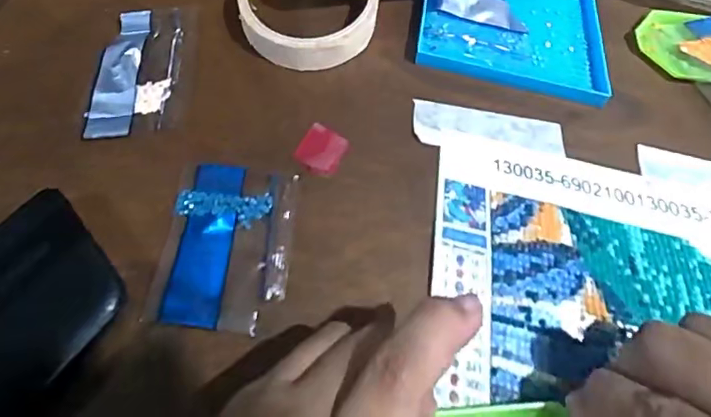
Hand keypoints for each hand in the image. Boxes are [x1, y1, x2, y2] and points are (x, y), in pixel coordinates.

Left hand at [222, 295, 481, 416]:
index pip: (393, 375)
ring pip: (337, 338)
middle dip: (408, 344)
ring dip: (370, 344)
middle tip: (426, 375)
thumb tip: (423, 404)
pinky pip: (302, 345)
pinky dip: (333, 346)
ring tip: (384, 363)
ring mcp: (265, 400)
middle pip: (369, 349)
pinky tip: (338, 365)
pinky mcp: (242, 394)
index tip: (469, 305)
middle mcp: (302, 414)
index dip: (435, 333)